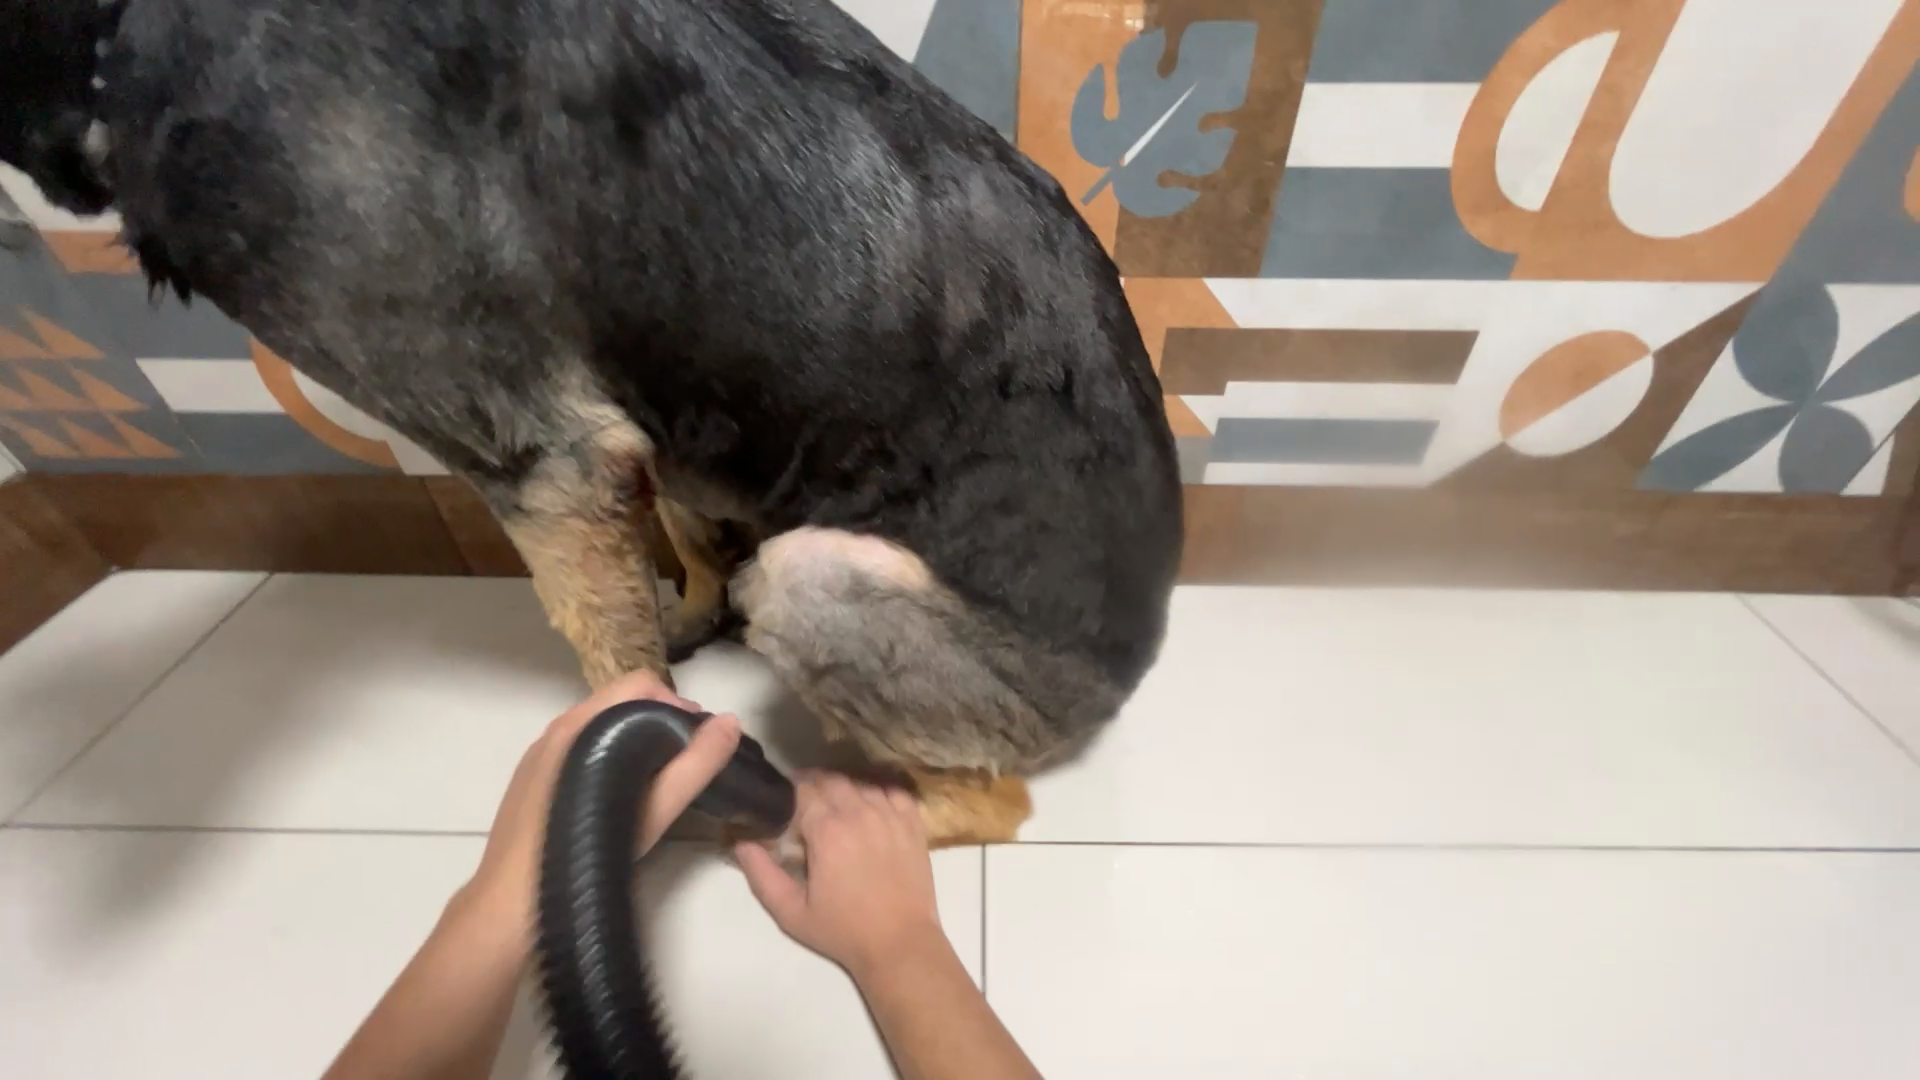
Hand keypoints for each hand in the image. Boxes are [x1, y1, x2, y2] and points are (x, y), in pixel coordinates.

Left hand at [459, 670, 742, 946]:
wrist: (511, 909)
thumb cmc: (586, 851)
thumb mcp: (655, 809)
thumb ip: (696, 763)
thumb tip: (730, 722)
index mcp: (584, 724)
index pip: (641, 685)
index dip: (677, 703)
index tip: (698, 739)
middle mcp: (559, 728)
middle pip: (621, 701)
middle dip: (660, 719)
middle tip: (685, 759)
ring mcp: (541, 753)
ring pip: (602, 724)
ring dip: (635, 736)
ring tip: (658, 777)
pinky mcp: (531, 778)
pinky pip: (581, 746)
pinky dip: (609, 752)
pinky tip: (619, 793)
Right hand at [735, 774, 943, 979]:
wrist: (899, 942)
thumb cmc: (842, 930)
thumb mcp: (791, 911)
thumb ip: (762, 875)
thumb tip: (741, 843)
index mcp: (828, 830)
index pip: (804, 790)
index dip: (791, 793)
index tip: (785, 804)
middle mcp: (860, 812)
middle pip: (832, 780)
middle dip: (816, 786)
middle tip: (807, 805)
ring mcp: (890, 814)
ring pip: (861, 784)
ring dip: (846, 790)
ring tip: (838, 809)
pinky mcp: (913, 821)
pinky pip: (893, 791)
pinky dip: (879, 794)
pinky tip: (872, 810)